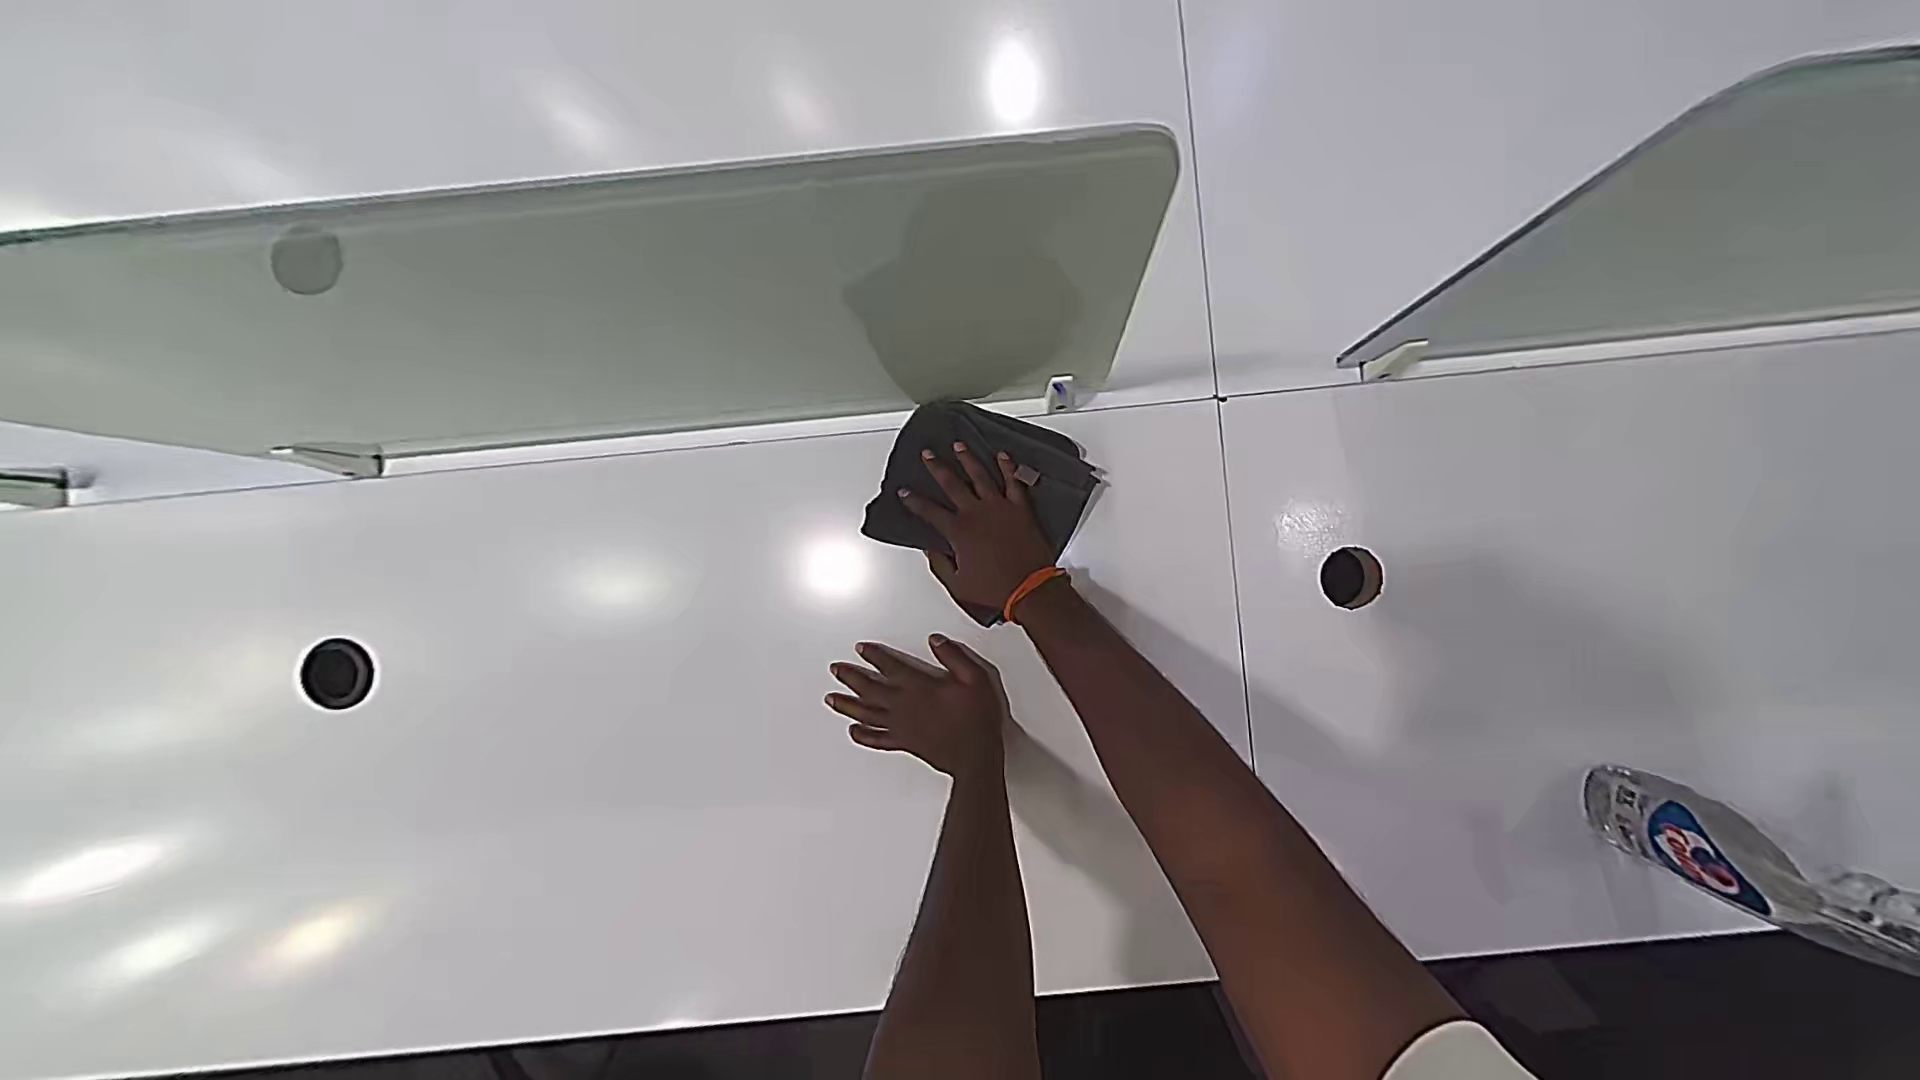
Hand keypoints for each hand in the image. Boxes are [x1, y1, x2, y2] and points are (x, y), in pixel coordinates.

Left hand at [826, 635, 1010, 777]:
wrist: (975, 755)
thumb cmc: (975, 718)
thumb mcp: (973, 678)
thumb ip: (953, 656)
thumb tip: (936, 641)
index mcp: (918, 687)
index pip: (889, 666)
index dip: (873, 655)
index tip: (861, 649)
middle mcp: (903, 706)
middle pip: (868, 688)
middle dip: (850, 677)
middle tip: (836, 670)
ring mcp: (900, 726)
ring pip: (865, 713)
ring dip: (846, 704)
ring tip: (831, 699)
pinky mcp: (904, 743)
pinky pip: (876, 739)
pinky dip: (862, 735)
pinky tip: (853, 731)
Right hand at [900, 443, 1056, 613]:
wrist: (1030, 589)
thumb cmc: (996, 589)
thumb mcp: (958, 584)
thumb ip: (941, 565)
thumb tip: (931, 551)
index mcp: (959, 532)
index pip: (929, 511)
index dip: (914, 501)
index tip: (905, 492)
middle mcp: (977, 513)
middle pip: (951, 483)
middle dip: (937, 467)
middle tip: (928, 454)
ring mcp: (999, 508)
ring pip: (980, 475)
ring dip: (967, 459)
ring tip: (959, 445)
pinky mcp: (1020, 509)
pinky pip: (1013, 481)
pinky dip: (1007, 467)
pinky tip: (1002, 456)